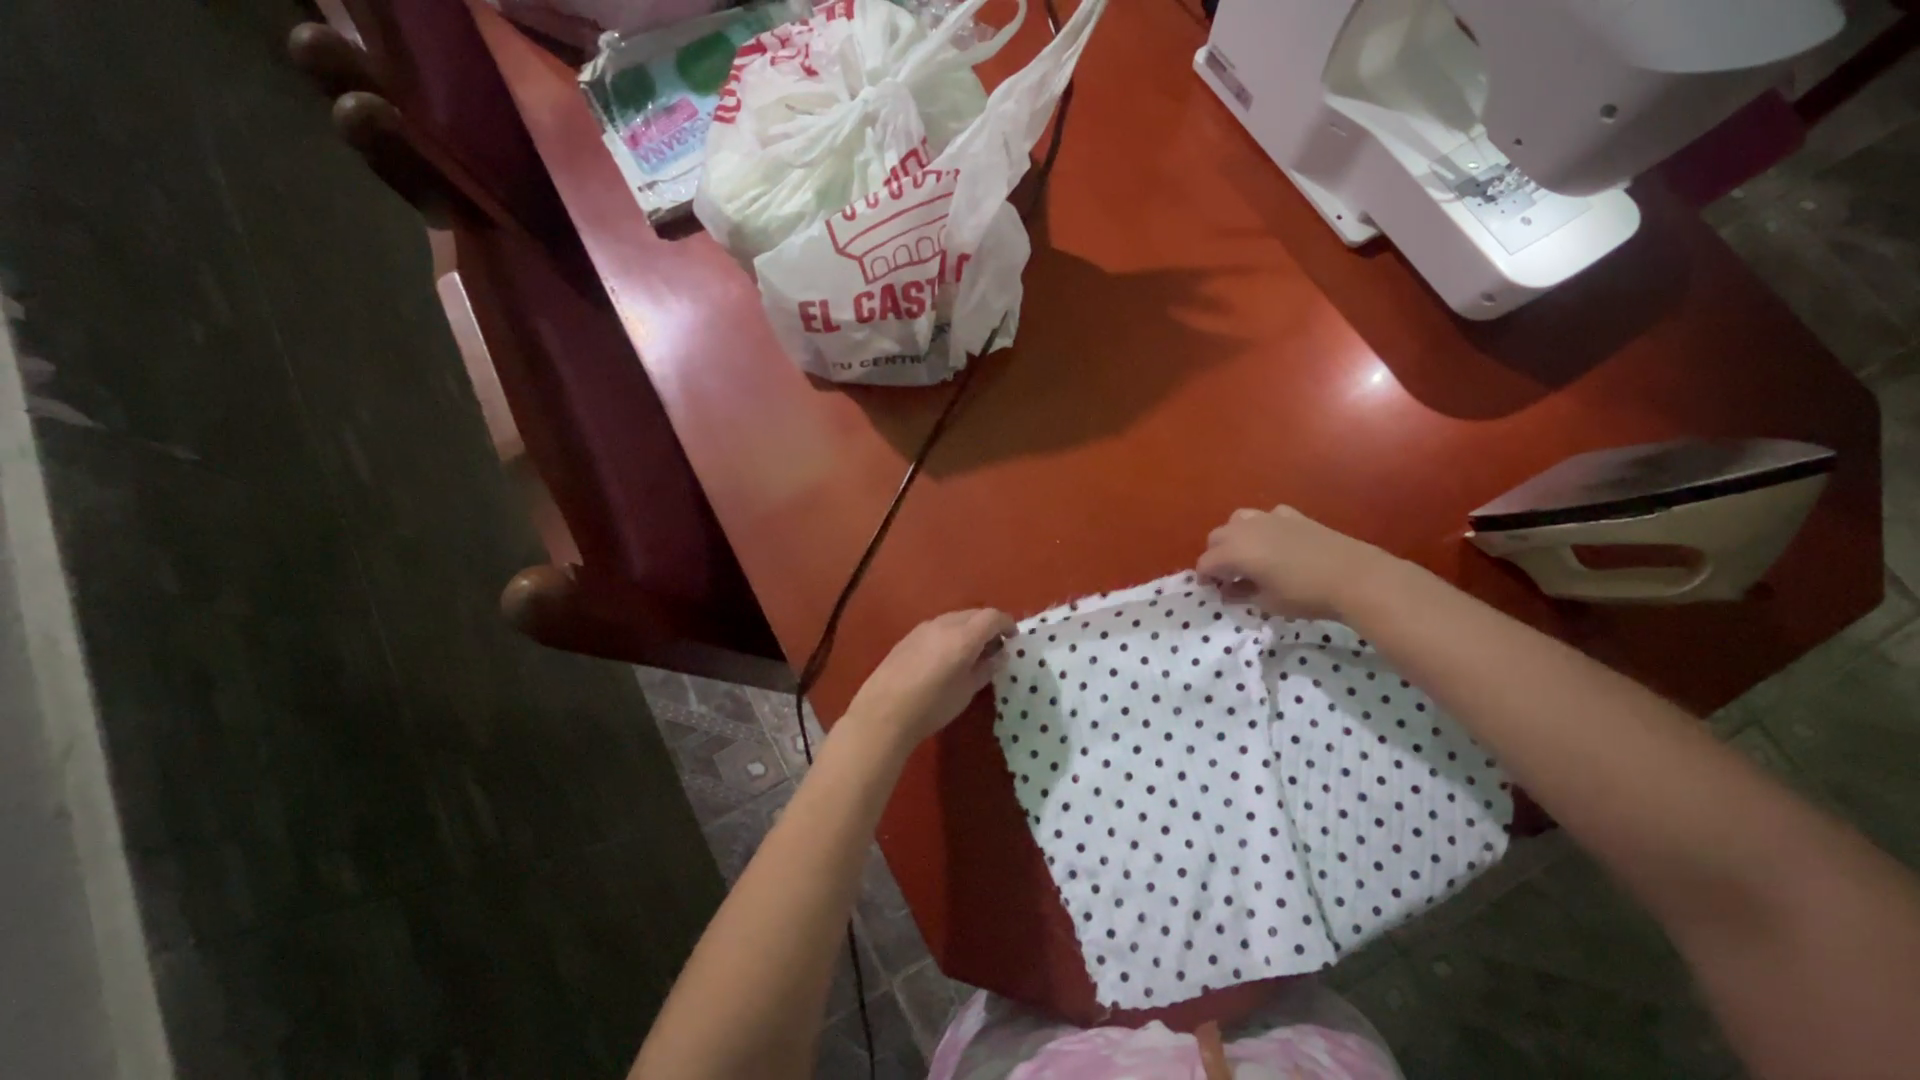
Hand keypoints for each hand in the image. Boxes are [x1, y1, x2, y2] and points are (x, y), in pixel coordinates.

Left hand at [843, 609, 1015, 748]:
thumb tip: (999, 655)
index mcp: (963, 637)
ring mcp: (923, 628)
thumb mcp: (966, 692)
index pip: (992, 617)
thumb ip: (986, 669)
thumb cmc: (931, 706)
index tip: (1013, 638)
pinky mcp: (908, 637)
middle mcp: (944, 624)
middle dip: (988, 625)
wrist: (883, 713)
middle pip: (973, 614)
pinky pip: (938, 627)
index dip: (1007, 624)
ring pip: (954, 618)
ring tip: (971, 653)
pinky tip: (947, 657)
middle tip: (995, 647)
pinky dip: (951, 634)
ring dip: (968, 629)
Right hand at [1196, 505, 1394, 619]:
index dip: (1205, 578)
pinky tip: (1275, 542)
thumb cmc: (1305, 595)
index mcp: (1235, 552)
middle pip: (1216, 538)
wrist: (1353, 576)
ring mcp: (1270, 518)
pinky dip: (1263, 528)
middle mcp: (1246, 529)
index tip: (1212, 592)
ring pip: (1238, 520)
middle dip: (1217, 556)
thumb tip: (1229, 590)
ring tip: (1248, 556)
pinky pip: (1266, 516)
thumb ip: (1242, 594)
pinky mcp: (1293, 515)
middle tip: (1228, 577)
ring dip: (1235, 537)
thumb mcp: (1267, 603)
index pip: (1206, 563)